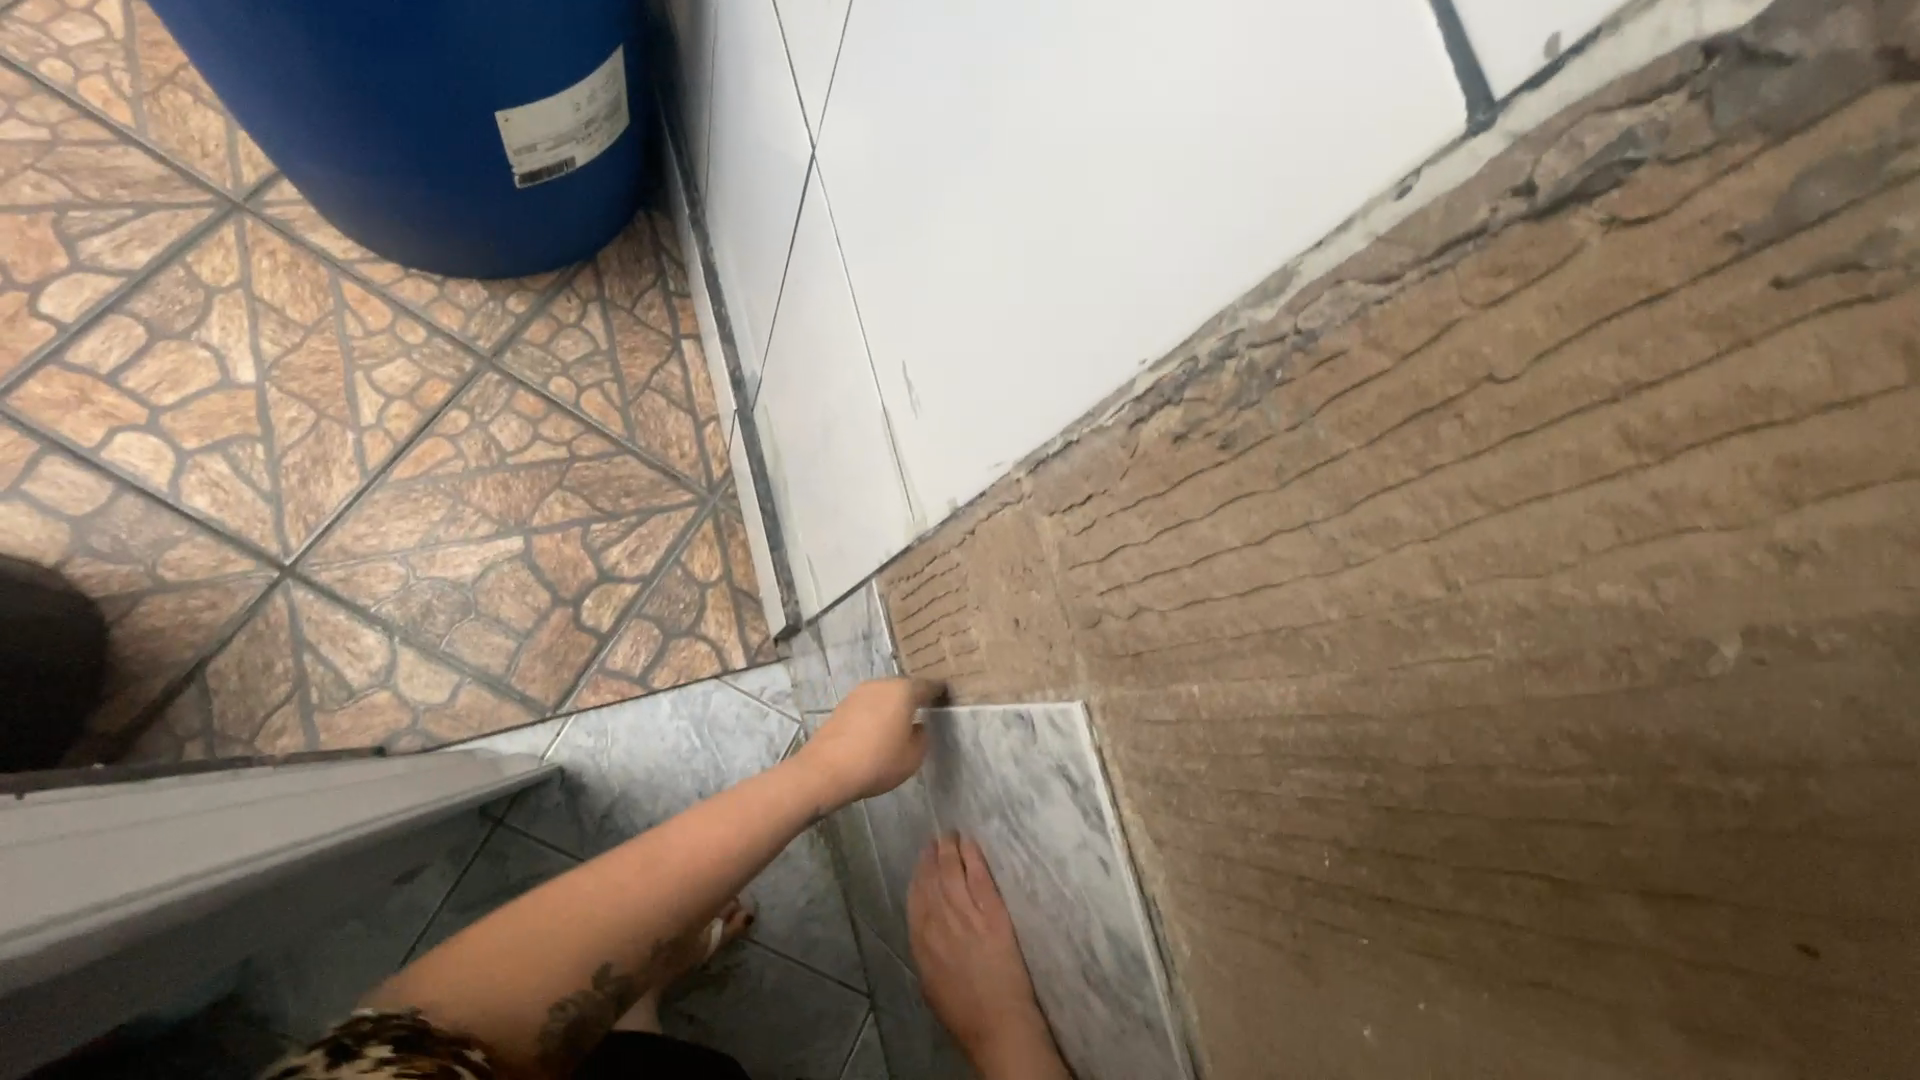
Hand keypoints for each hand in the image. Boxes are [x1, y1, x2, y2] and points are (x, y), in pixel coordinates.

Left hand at [795, 677, 942, 806]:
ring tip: (899, 723)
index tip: (945, 697)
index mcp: (903, 691)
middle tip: (923, 712)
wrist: (826, 770)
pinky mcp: (842, 705)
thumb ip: (922, 737)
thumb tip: (917, 726)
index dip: (938, 692)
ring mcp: (858, 693)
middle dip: (913, 698)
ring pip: (883, 695)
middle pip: (903, 687)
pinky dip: (875, 713)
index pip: (927, 686)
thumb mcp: (912, 757)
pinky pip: (868, 705)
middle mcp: (881, 685)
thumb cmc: (877, 762)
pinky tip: (877, 730)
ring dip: (892, 705)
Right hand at [909, 834, 1068, 1079]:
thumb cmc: (962, 1012)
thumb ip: (925, 950)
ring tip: (950, 834)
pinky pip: (979, 877)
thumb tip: (927, 930)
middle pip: (932, 879)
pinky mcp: (992, 914)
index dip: (919, 873)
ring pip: (953, 872)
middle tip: (936, 838)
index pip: (916, 897)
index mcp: (921, 941)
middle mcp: (939, 922)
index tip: (922, 858)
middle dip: (933, 855)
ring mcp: (966, 915)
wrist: (997, 1023)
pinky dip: (973, 857)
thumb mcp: (929, 982)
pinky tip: (971, 844)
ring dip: (950, 849)